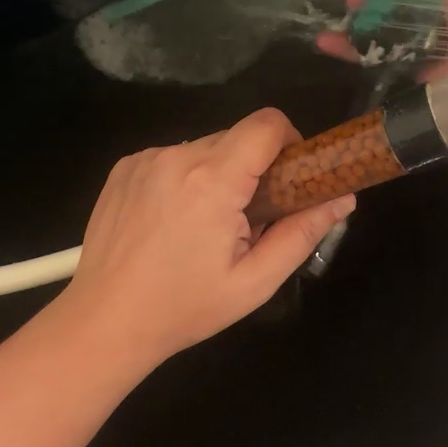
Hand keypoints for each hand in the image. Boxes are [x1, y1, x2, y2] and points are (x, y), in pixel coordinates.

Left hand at [58, 108, 355, 365]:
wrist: (104, 322)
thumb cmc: (185, 307)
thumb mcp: (255, 282)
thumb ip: (302, 233)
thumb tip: (343, 199)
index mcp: (213, 180)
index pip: (267, 124)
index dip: (290, 142)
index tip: (291, 178)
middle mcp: (177, 156)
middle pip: (237, 136)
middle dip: (254, 167)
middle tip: (250, 218)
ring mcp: (145, 158)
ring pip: (205, 146)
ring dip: (218, 174)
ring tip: (205, 226)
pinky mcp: (124, 167)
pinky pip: (173, 157)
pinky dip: (186, 178)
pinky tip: (174, 221)